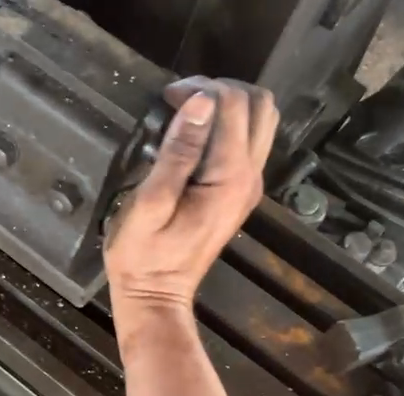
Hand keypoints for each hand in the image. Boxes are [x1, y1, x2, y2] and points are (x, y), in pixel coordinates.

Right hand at [104, 78, 277, 309]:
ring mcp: (249, 187)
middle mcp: (250, 176)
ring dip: (229, 107)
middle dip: (222, 91)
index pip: (232, 105)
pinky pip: (250, 143)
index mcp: (229, 177)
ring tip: (190, 115)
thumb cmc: (143, 258)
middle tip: (183, 101)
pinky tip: (197, 139)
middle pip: (259, 105)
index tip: (166, 99)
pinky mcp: (240, 195)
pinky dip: (230, 127)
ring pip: (260, 122)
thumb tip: (200, 103)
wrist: (156, 299)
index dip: (200, 89)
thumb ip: (177, 153)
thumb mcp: (149, 205)